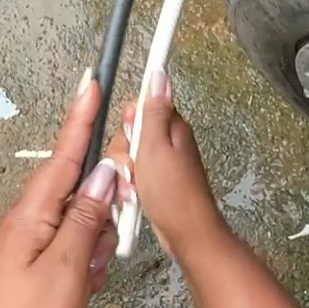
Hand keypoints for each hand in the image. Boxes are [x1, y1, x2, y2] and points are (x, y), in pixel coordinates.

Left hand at [0, 71, 117, 307]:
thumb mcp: (69, 264)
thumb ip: (89, 215)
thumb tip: (107, 172)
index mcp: (33, 211)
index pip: (64, 155)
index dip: (80, 118)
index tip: (92, 82)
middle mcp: (32, 215)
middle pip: (80, 183)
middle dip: (105, 201)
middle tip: (108, 234)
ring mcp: (36, 235)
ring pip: (85, 213)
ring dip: (98, 236)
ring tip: (92, 271)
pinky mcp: (44, 253)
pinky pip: (78, 237)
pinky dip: (91, 254)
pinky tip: (88, 279)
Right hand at [107, 71, 229, 255]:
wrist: (186, 232)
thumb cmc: (173, 192)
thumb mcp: (156, 146)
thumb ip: (154, 111)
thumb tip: (159, 75)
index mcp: (171, 127)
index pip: (141, 106)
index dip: (129, 122)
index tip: (131, 136)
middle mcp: (168, 141)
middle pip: (129, 134)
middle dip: (123, 153)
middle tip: (133, 169)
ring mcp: (162, 163)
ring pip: (128, 158)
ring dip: (124, 175)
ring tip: (134, 189)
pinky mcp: (156, 182)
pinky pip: (132, 177)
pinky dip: (129, 188)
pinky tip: (134, 199)